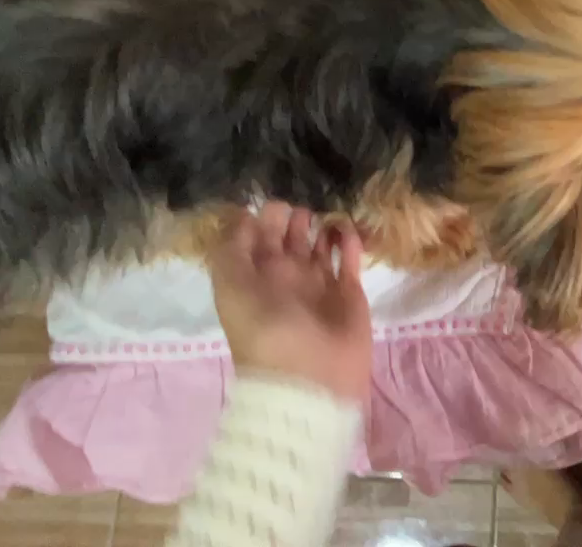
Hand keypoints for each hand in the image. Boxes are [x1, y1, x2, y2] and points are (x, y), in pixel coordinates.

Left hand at [206, 202, 372, 405]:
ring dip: (322, 225)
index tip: (272, 202)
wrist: (310, 379)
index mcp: (256, 279)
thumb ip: (231, 250)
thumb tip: (245, 214)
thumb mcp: (232, 290)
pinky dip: (349, 240)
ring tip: (324, 215)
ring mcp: (319, 283)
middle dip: (293, 218)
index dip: (260, 219)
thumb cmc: (267, 332)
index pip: (255, 240)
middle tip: (300, 206)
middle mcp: (286, 278)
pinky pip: (350, 256)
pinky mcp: (349, 289)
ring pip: (321, 244)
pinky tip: (345, 229)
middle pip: (289, 238)